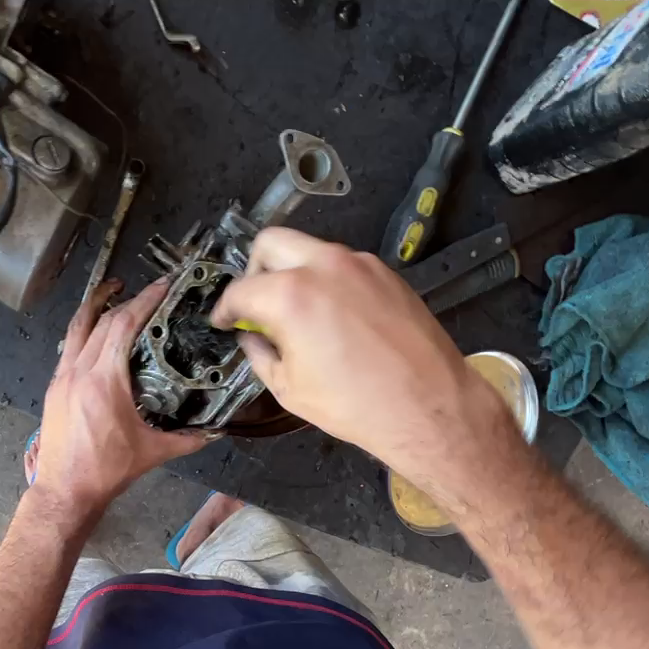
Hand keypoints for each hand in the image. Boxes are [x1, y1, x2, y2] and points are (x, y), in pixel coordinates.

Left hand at [27, 278, 208, 523]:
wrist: (65, 491)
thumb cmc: (106, 472)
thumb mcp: (151, 453)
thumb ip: (186, 440)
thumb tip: (213, 433)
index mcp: (104, 381)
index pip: (123, 325)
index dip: (144, 301)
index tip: (162, 288)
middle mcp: (78, 372)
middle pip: (102, 321)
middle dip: (126, 301)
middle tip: (147, 294)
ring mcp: (62, 378)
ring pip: (77, 329)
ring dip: (95, 306)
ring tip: (112, 292)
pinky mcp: (53, 389)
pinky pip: (68, 348)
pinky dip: (83, 333)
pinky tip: (95, 333)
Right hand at [212, 228, 519, 484]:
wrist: (425, 405)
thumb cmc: (357, 405)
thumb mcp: (288, 388)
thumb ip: (260, 354)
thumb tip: (251, 339)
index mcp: (290, 296)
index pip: (240, 289)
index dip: (224, 308)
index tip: (224, 320)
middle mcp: (324, 267)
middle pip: (270, 243)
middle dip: (254, 271)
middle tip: (255, 305)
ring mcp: (359, 264)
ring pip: (309, 250)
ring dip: (292, 274)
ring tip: (296, 316)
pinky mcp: (384, 273)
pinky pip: (342, 265)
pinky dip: (326, 282)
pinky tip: (331, 319)